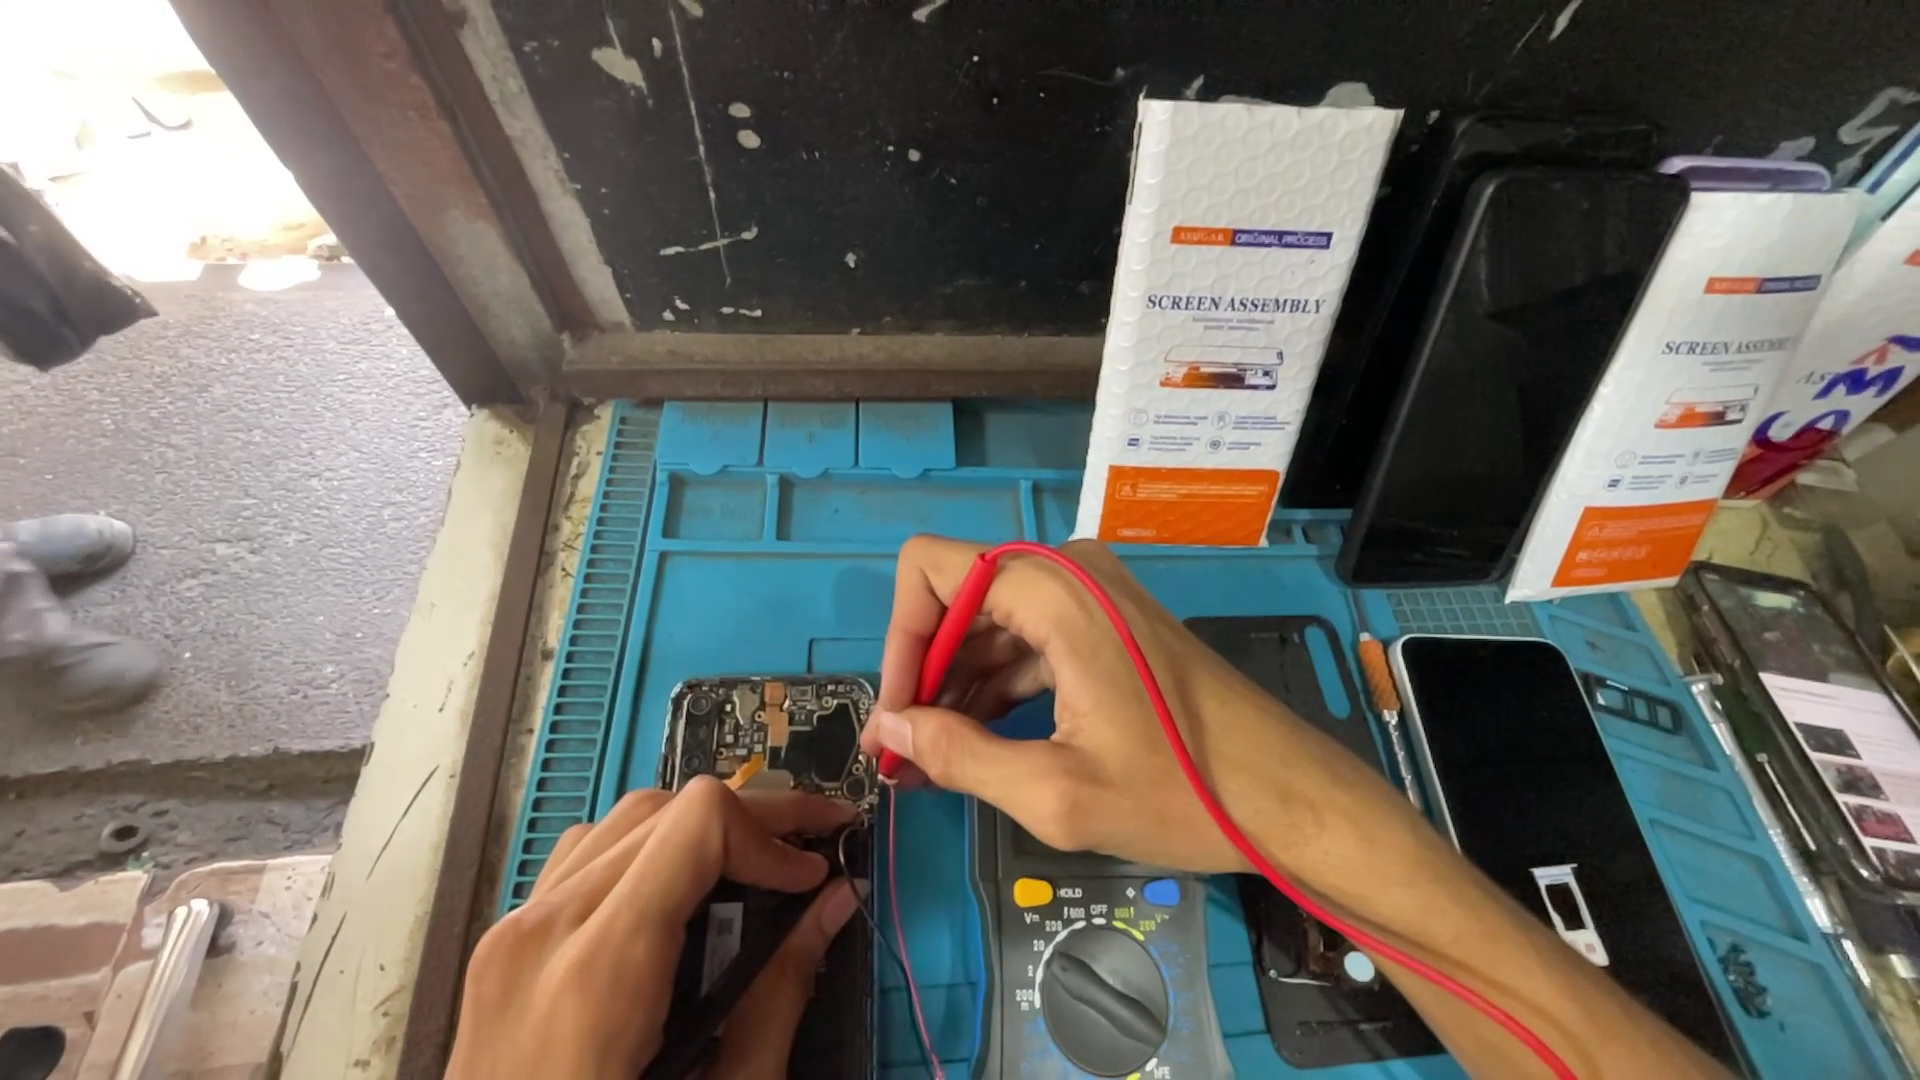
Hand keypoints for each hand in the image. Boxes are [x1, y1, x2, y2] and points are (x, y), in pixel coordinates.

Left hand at [445, 779, 861, 1079]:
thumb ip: (780, 993)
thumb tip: (834, 901)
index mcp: (599, 972)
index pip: (697, 824)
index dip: (772, 832)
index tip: (812, 875)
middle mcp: (544, 929)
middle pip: (668, 808)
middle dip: (753, 819)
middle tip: (808, 851)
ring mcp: (512, 931)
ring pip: (627, 818)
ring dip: (700, 829)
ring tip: (752, 868)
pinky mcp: (502, 944)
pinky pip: (584, 854)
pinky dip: (646, 849)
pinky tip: (676, 895)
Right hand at [858, 535, 1305, 872]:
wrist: (1289, 795)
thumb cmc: (1182, 792)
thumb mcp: (1057, 792)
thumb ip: (958, 755)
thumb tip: (887, 726)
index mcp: (1056, 591)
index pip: (932, 571)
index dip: (900, 641)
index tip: (898, 716)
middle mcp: (1070, 572)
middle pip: (959, 597)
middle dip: (925, 672)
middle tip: (906, 750)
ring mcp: (1093, 595)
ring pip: (991, 622)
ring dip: (957, 685)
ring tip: (935, 758)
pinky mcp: (1106, 624)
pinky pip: (1028, 639)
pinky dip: (997, 685)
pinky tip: (980, 740)